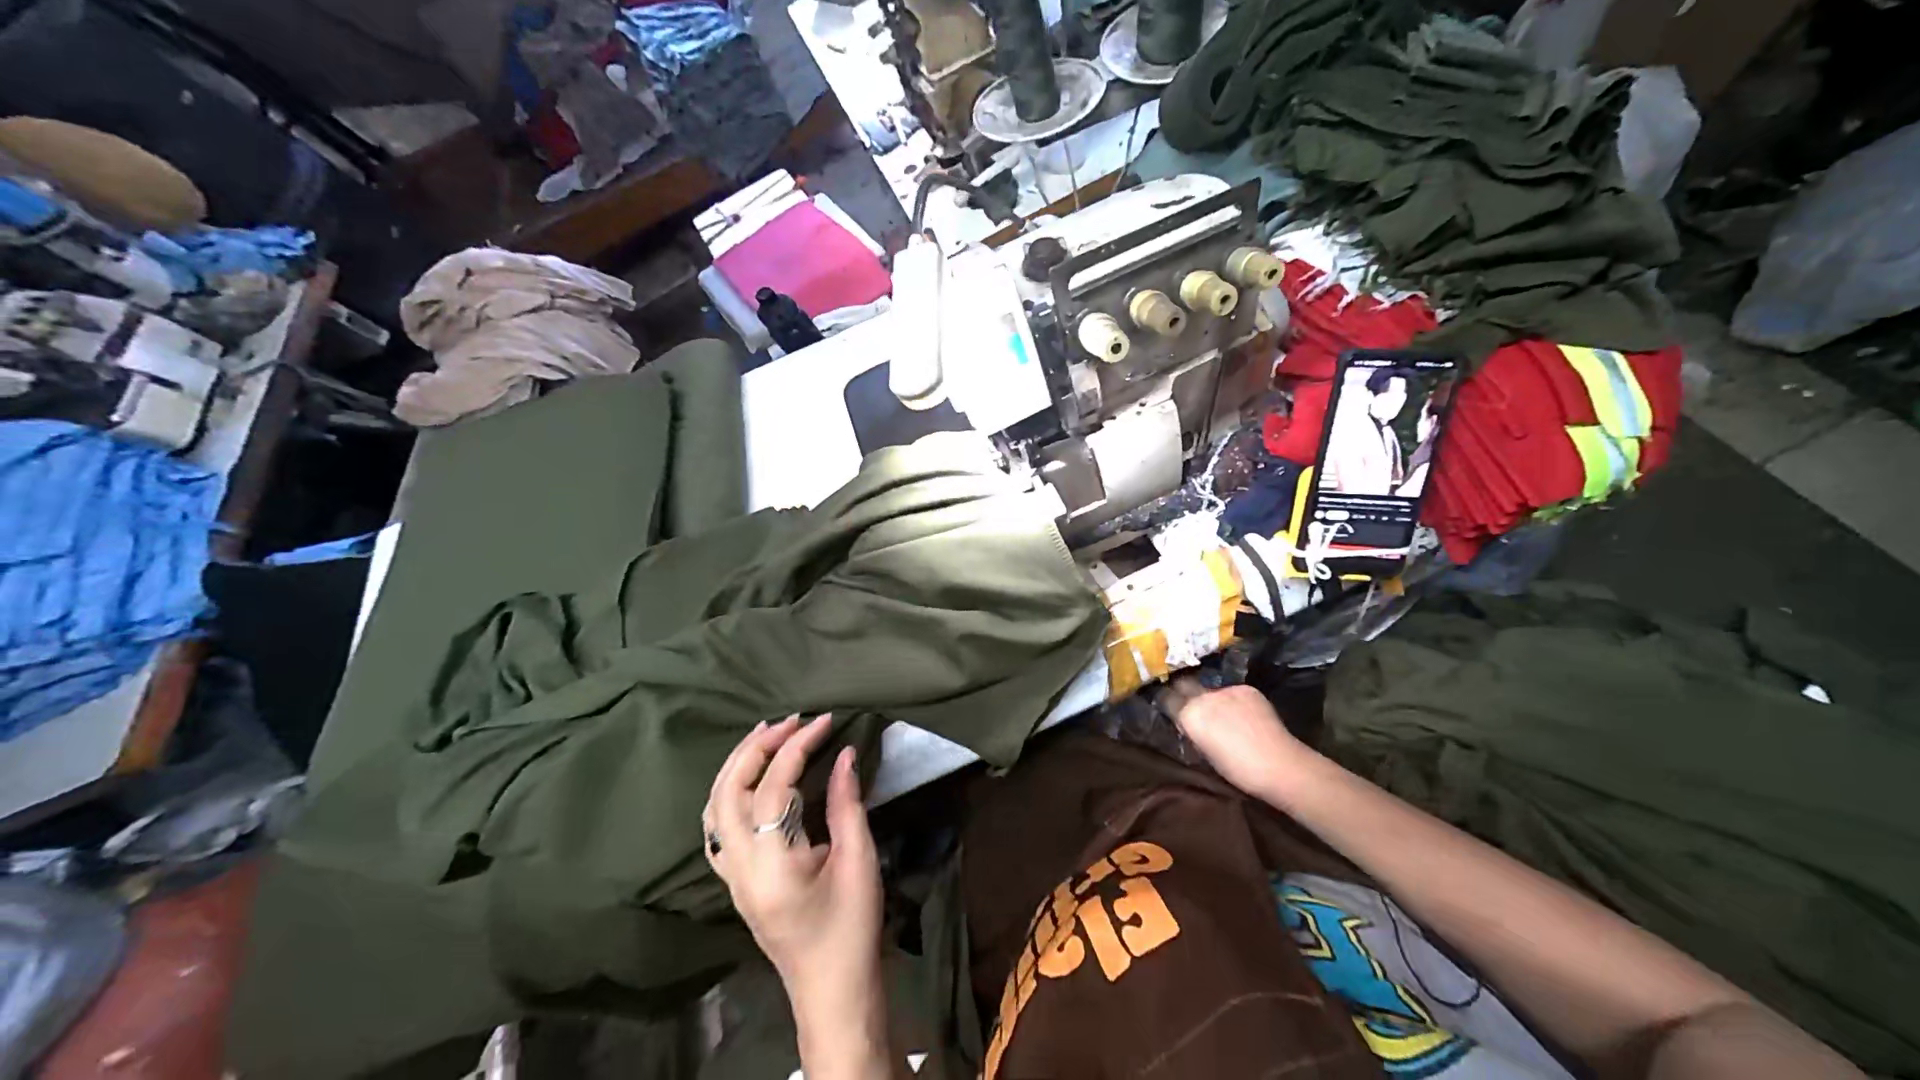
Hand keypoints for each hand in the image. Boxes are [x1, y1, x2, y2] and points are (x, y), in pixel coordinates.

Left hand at [704, 714, 882, 1012]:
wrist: (832, 990)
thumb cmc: (852, 929)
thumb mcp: (859, 861)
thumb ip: (847, 803)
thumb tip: (843, 753)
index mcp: (771, 864)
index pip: (775, 786)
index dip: (798, 747)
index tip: (824, 721)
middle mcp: (739, 867)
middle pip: (731, 791)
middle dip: (757, 747)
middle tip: (790, 721)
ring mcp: (731, 877)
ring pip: (716, 807)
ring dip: (738, 766)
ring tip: (767, 736)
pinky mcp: (735, 882)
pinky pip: (718, 828)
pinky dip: (730, 793)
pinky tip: (750, 778)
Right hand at [1161, 680, 1313, 797]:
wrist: (1280, 765)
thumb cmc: (1237, 770)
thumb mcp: (1204, 752)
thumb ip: (1193, 731)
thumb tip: (1189, 722)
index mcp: (1188, 715)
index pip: (1166, 698)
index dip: (1168, 703)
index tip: (1171, 709)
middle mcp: (1203, 696)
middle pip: (1184, 684)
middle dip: (1185, 692)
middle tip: (1191, 705)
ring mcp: (1227, 690)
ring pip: (1211, 690)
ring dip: (1212, 699)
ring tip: (1224, 715)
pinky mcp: (1248, 689)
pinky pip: (1233, 692)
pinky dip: (1233, 700)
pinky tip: (1243, 715)